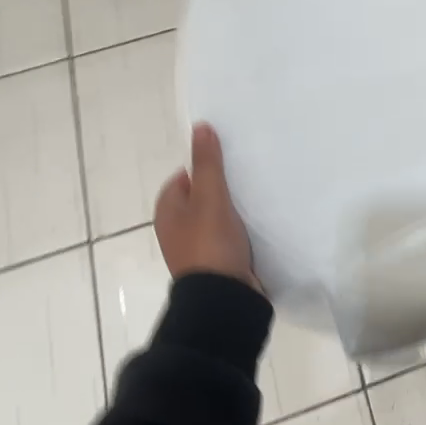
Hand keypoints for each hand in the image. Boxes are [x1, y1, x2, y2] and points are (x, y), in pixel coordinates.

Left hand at [153, 123, 259, 289]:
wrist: (224, 297)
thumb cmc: (211, 243)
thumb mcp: (211, 197)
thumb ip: (208, 163)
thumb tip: (200, 126)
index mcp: (167, 211)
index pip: (184, 177)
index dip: (206, 169)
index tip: (231, 167)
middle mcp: (176, 229)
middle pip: (201, 198)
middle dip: (222, 190)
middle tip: (248, 182)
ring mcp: (195, 248)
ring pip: (216, 218)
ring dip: (233, 212)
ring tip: (257, 202)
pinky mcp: (216, 263)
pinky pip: (227, 237)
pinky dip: (239, 231)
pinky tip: (258, 227)